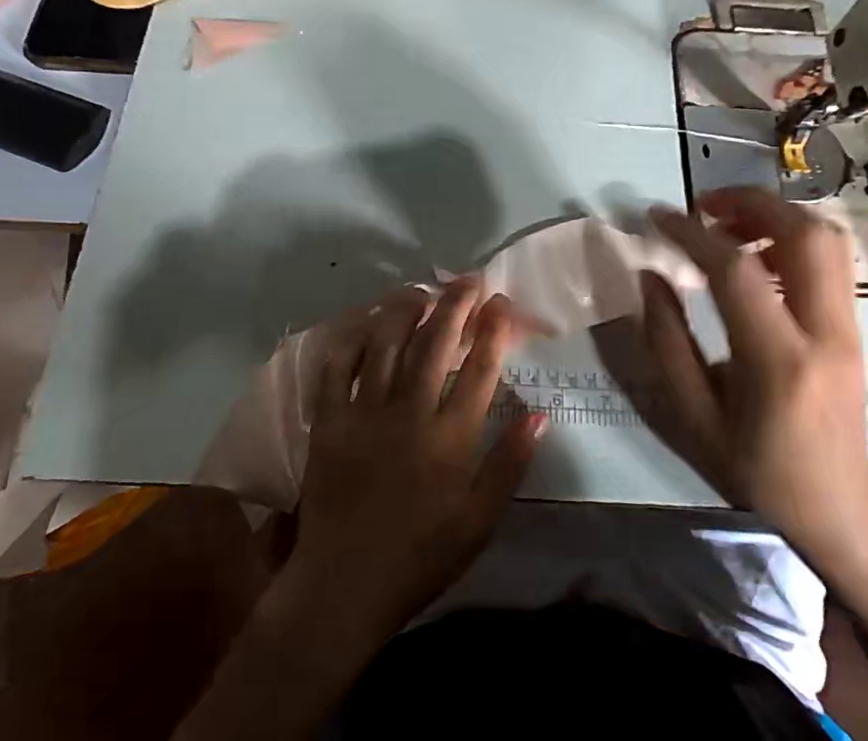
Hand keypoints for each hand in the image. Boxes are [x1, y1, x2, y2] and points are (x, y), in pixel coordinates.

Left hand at [289, 278, 548, 633]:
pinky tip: (367, 323)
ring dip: (406, 310)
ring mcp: (364, 414)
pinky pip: (337, 368)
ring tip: (422, 289)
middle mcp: (409, 414)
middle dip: (455, 305)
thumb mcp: (480, 521)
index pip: (479, 368)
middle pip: (435, 344)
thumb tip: (538, 414)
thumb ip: (509, 463)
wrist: (343, 587)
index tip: (502, 303)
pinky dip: (353, 339)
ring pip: (387, 345)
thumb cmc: (421, 556)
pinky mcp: (328, 423)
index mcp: (451, 437)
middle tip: (468, 280)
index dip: (493, 329)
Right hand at [641, 188, 867, 553]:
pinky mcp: (856, 322)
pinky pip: (831, 256)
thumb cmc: (756, 469)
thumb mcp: (695, 418)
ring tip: (727, 225)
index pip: (737, 273)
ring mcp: (850, 324)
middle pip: (804, 233)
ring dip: (775, 214)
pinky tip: (757, 254)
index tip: (657, 218)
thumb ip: (668, 344)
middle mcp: (825, 332)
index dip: (692, 235)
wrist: (836, 502)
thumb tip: (649, 277)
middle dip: (750, 203)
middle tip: (703, 206)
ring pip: (826, 236)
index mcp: (779, 364)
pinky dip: (792, 235)